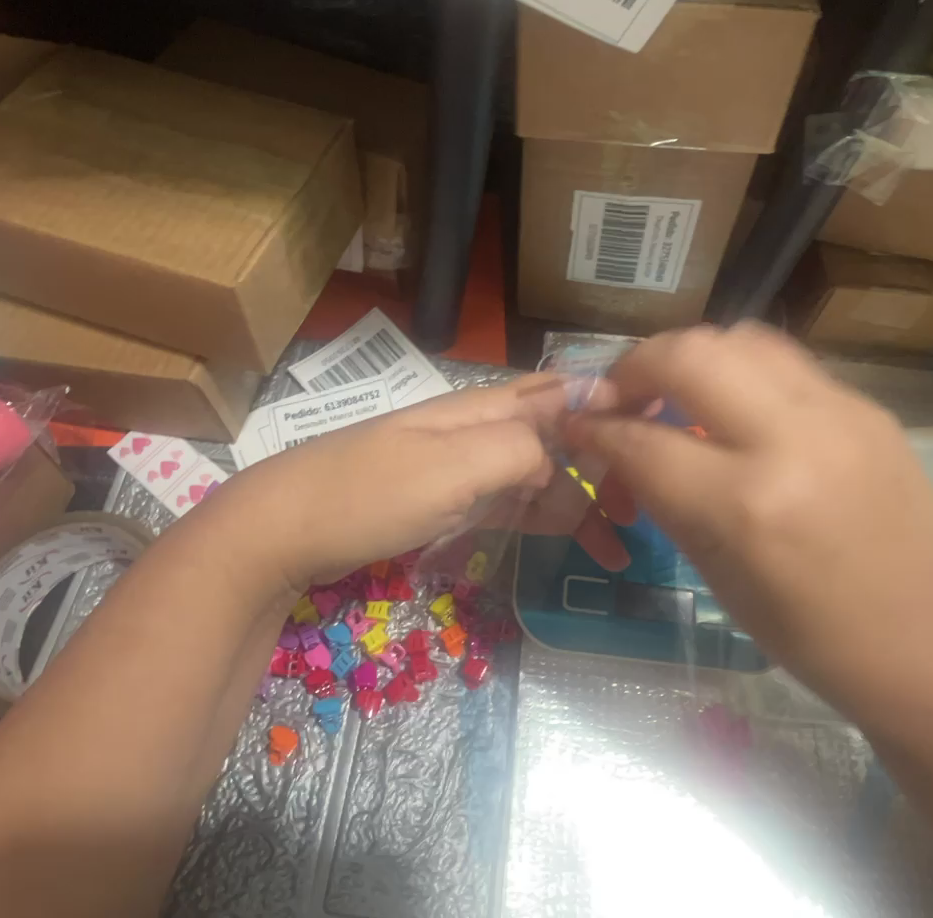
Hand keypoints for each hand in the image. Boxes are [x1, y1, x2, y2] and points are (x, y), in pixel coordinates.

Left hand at [176, 374, 623, 603]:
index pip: (555, 391)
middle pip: (550, 435)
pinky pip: (504, 502)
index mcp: (477, 409)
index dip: (605, 404)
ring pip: (531, 474)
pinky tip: (562, 536)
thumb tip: (561, 452)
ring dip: (574, 500)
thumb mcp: (449, 469)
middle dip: (598, 462)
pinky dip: (538, 517)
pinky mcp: (438, 504)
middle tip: (639, 507)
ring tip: (614, 541)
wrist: (279, 533)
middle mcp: (471, 430)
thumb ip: (516, 448)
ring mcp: (454, 468)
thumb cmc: (366, 495)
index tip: (654, 431)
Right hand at [566, 323, 932, 710]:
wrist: (924, 644)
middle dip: (637, 366)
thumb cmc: (806, 633)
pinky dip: (742, 374)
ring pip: (741, 338)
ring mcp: (840, 414)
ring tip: (679, 392)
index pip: (643, 440)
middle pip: (689, 355)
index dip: (596, 429)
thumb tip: (618, 441)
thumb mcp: (714, 570)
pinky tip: (738, 410)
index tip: (580, 426)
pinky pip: (786, 364)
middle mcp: (792, 440)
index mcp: (746, 504)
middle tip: (623, 395)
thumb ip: (662, 493)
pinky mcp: (869, 407)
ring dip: (693, 357)